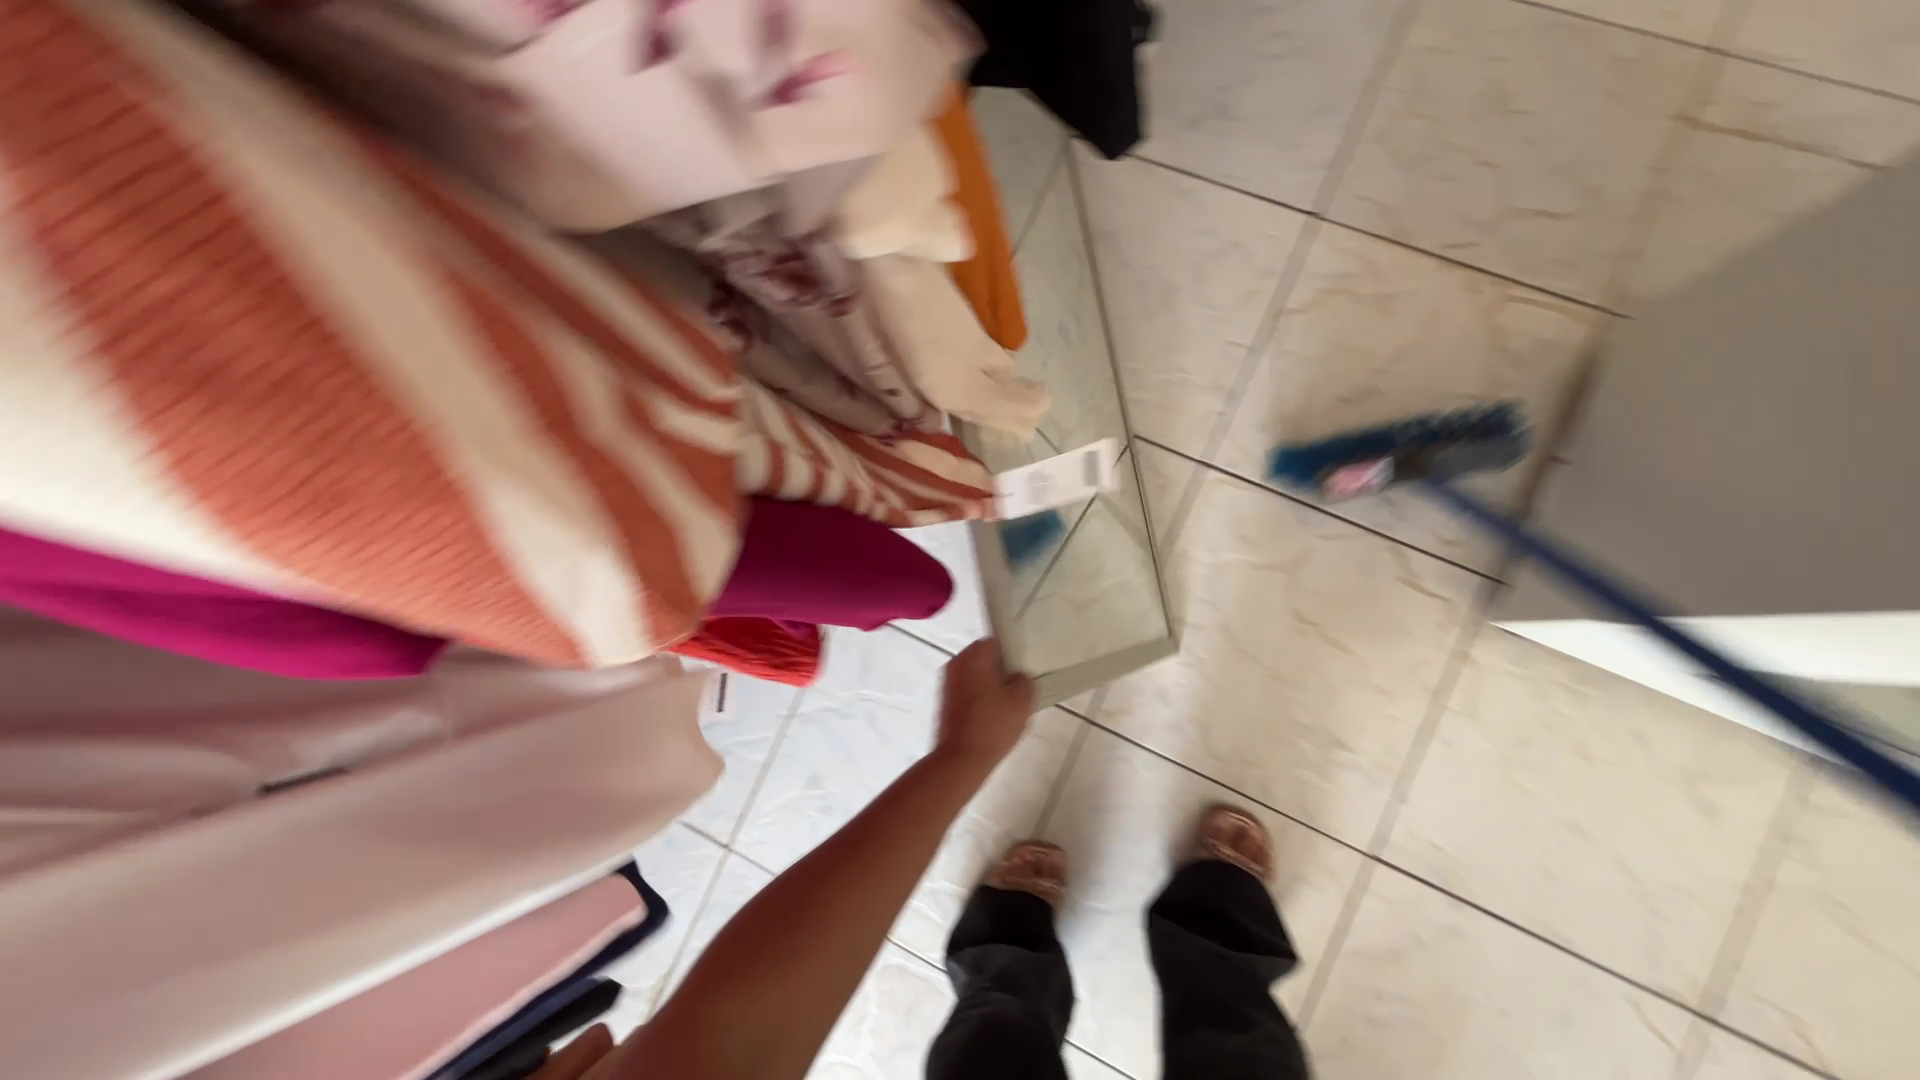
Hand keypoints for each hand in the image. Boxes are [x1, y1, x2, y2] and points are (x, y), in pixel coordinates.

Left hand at [934, 639, 1035, 767]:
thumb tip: (1017, 678)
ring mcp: (946, 684)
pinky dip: (979, 700)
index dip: (1012, 654)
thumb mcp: (1023, 699)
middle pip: (983, 659)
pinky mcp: (944, 703)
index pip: (996, 642)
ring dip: (990, 687)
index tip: (1023, 670)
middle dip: (1001, 672)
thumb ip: (1024, 680)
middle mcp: (955, 663)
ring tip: (1007, 708)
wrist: (961, 758)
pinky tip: (992, 719)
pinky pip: (967, 693)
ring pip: (975, 677)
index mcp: (973, 655)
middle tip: (1018, 690)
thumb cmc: (993, 724)